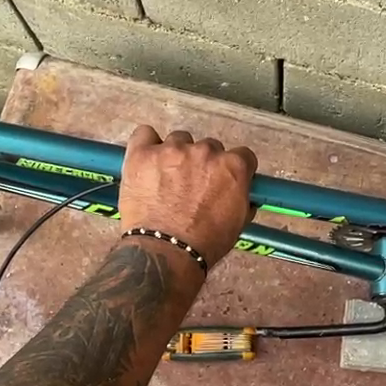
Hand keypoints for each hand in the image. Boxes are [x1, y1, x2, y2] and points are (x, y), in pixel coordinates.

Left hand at [117, 126, 256, 267]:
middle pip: (209, 146)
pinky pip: (145, 134)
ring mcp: (173, 150)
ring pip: (178, 140)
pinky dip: (147, 144)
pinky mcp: (143, 154)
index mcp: (233, 168)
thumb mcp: (238, 223)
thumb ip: (242, 200)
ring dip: (176, 155)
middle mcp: (206, 152)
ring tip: (167, 179)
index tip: (225, 179)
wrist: (167, 251)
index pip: (242, 155)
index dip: (233, 168)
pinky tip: (147, 161)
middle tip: (194, 186)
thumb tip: (242, 196)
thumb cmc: (205, 242)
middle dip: (204, 164)